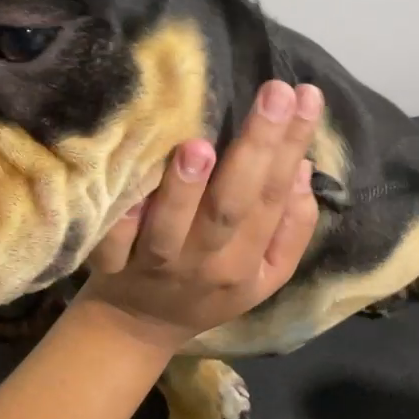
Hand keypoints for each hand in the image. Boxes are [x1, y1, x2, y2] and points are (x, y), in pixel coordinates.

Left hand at [77, 80, 322, 351]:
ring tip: (198, 147)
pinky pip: (114, 240)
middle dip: (255, 149)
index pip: (275, 196)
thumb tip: (302, 168)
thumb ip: (292, 226)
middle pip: (233, 206)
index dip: (292, 146)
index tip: (306, 96)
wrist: (142, 327)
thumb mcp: (268, 273)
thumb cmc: (213, 287)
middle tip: (274, 92)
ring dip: (185, 189)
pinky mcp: (112, 265)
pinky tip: (131, 180)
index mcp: (250, 264)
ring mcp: (157, 266)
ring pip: (173, 228)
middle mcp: (207, 265)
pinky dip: (122, 215)